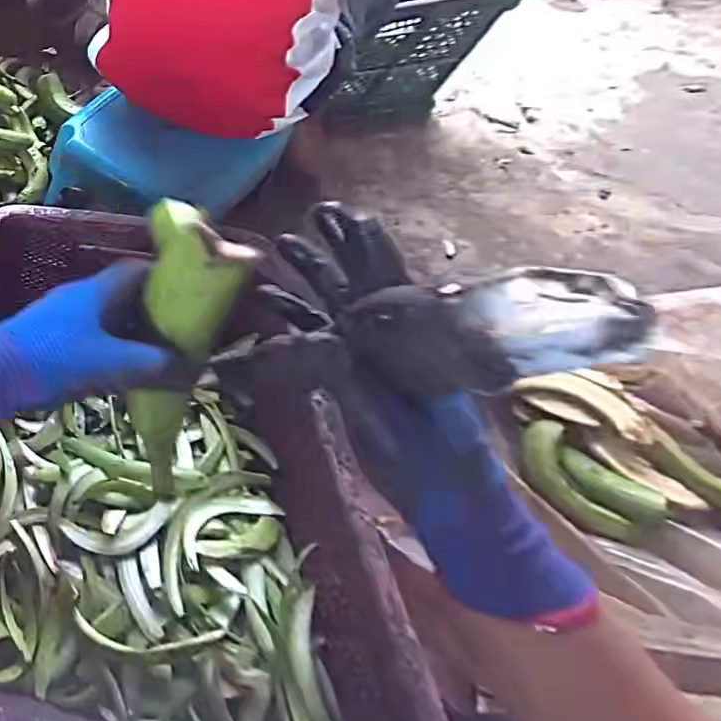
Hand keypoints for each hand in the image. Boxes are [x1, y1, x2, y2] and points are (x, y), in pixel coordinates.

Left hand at [0, 262, 173, 456]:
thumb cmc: (53, 358)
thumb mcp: (111, 363)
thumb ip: (153, 364)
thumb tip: (192, 366)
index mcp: (94, 291)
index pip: (135, 270)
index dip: (165, 276)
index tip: (192, 293)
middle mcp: (78, 297)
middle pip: (123, 295)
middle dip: (152, 311)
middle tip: (182, 331)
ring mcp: (60, 317)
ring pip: (106, 318)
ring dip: (130, 332)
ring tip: (159, 353)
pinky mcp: (48, 338)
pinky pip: (89, 336)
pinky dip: (110, 347)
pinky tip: (121, 369)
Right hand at [244, 204, 595, 626]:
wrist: (450, 506)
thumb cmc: (431, 464)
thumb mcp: (389, 421)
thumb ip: (348, 378)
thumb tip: (313, 336)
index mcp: (412, 341)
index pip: (388, 281)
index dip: (365, 246)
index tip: (342, 214)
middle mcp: (389, 340)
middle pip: (358, 283)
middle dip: (333, 249)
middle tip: (309, 217)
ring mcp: (368, 357)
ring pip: (334, 305)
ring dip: (307, 278)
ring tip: (281, 247)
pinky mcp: (350, 377)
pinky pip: (317, 338)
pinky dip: (293, 319)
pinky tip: (269, 305)